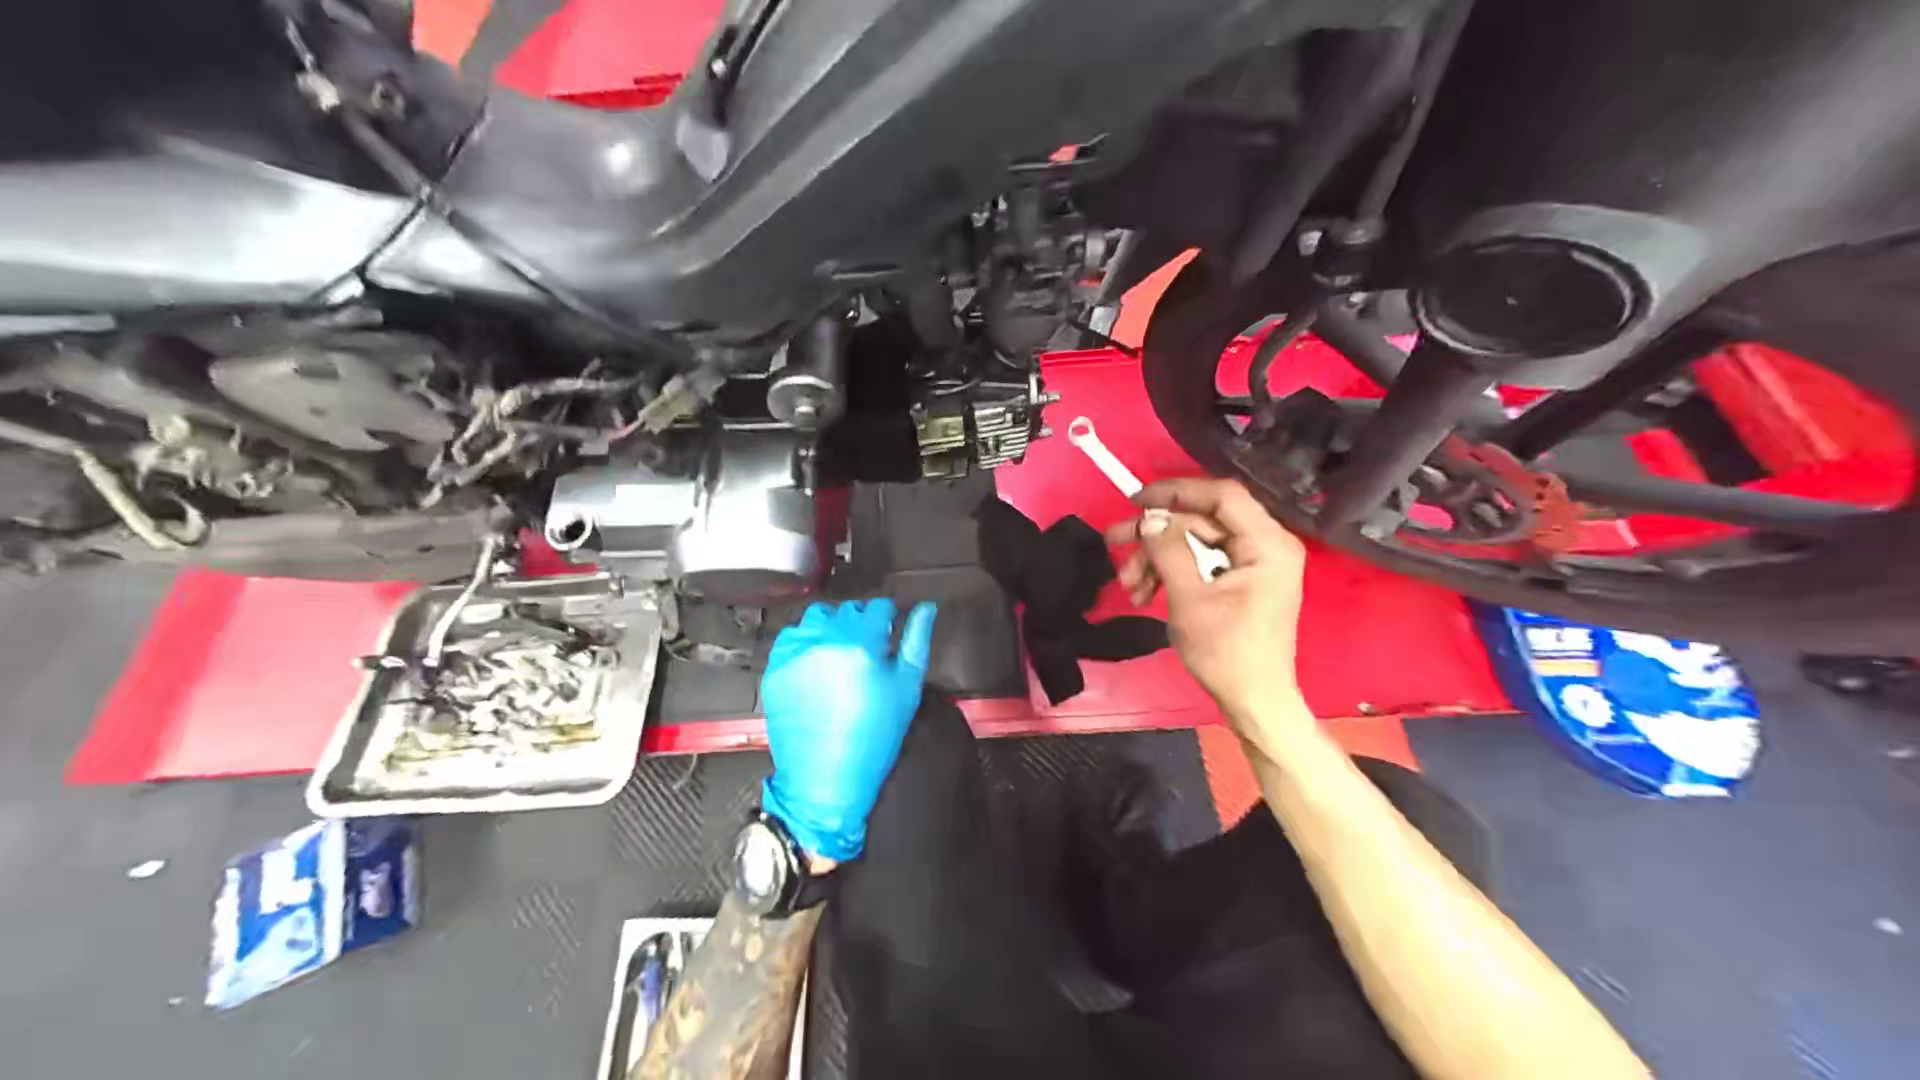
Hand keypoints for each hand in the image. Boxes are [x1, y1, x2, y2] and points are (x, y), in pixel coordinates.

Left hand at [759, 598, 938, 861]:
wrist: (825, 780)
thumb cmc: (874, 738)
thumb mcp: (907, 688)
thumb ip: (916, 640)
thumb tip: (927, 608)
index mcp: (862, 642)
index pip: (878, 607)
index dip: (887, 618)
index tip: (888, 632)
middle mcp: (825, 639)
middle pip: (847, 610)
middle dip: (859, 623)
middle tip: (866, 652)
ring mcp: (795, 652)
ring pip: (816, 618)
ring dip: (831, 628)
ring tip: (840, 657)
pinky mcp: (774, 667)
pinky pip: (792, 639)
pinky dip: (806, 645)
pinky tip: (817, 669)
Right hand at [1105, 478, 1309, 732]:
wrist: (1253, 702)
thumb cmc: (1227, 653)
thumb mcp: (1190, 599)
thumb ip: (1169, 551)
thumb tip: (1150, 518)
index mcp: (1267, 545)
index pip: (1221, 496)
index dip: (1176, 491)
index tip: (1136, 501)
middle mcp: (1265, 546)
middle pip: (1202, 520)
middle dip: (1156, 535)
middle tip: (1114, 541)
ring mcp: (1253, 563)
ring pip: (1195, 542)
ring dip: (1157, 558)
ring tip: (1129, 585)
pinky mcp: (1241, 579)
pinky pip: (1201, 561)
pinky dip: (1171, 573)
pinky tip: (1145, 593)